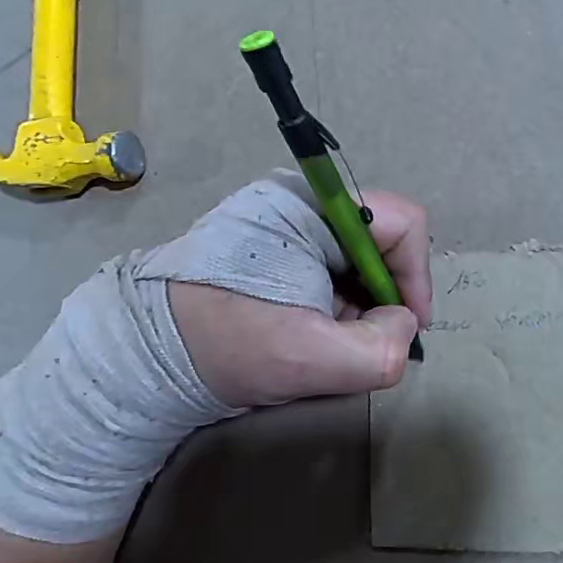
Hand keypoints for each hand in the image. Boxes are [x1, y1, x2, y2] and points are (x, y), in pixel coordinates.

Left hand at [0, 174, 431, 542]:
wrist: (146, 353)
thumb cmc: (225, 346)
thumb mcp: (309, 359)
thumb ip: (379, 348)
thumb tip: (403, 324)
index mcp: (309, 208)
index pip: (400, 222)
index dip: (416, 275)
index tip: (409, 324)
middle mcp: (302, 203)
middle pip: (380, 239)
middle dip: (386, 295)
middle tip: (373, 340)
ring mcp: (287, 223)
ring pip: (357, 258)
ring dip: (362, 304)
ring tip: (338, 342)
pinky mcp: (275, 246)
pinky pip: (331, 268)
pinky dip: (338, 304)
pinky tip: (316, 333)